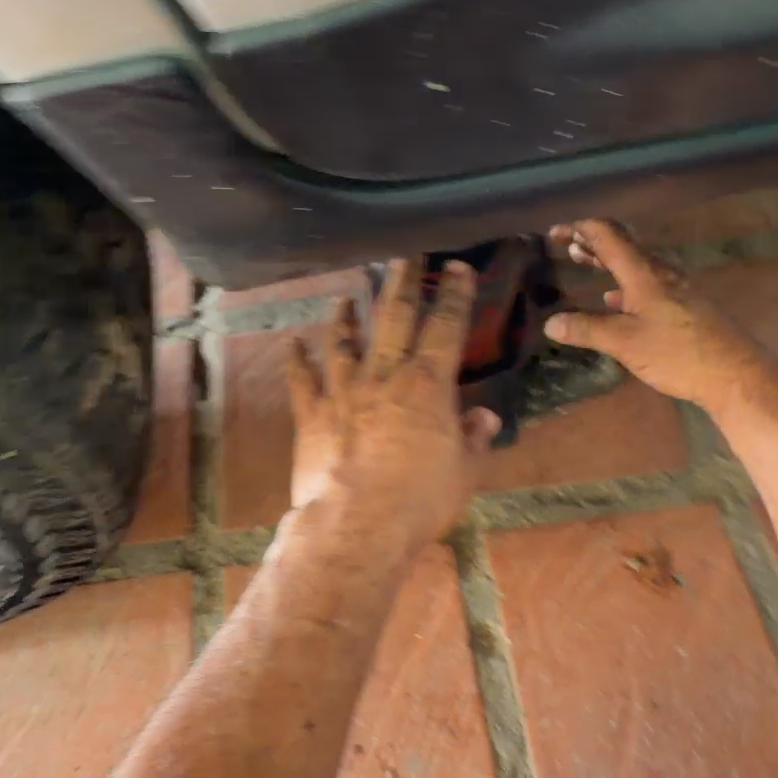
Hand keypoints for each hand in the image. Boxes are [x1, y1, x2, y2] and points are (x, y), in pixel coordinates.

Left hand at [286, 258, 501, 553]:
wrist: (357, 523)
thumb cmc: (420, 499)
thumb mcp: (464, 472)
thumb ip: (473, 438)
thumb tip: (485, 417)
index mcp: (427, 384)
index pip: (446, 327)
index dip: (454, 294)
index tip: (457, 267)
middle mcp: (384, 374)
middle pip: (394, 317)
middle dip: (402, 281)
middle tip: (404, 254)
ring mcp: (343, 390)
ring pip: (343, 341)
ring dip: (345, 315)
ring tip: (344, 295)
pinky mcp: (312, 413)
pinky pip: (301, 379)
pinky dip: (296, 359)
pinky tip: (291, 342)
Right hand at [542, 219, 775, 404]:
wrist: (737, 375)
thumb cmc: (679, 353)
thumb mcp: (624, 342)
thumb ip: (586, 329)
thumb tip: (550, 323)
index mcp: (643, 273)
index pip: (607, 235)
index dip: (580, 228)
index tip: (554, 233)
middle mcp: (659, 273)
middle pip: (622, 245)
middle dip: (591, 242)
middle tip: (564, 244)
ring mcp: (675, 289)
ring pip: (634, 264)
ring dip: (606, 260)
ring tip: (583, 262)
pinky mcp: (683, 307)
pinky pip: (645, 282)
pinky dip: (622, 281)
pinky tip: (614, 299)